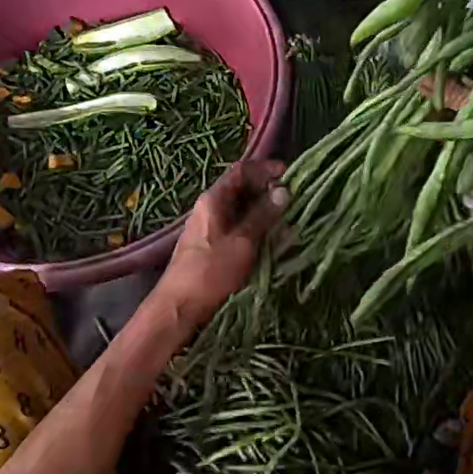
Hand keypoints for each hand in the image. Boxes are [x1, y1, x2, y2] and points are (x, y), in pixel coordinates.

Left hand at [151, 159, 289, 323]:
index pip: (241, 171)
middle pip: (242, 188)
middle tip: (292, 200)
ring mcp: (211, 225)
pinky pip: (238, 226)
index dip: (265, 169)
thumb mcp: (243, 242)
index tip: (289, 173)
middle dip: (267, 191)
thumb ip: (263, 215)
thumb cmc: (211, 271)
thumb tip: (283, 191)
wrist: (180, 305)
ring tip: (287, 220)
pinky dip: (255, 227)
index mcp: (213, 199)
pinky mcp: (213, 243)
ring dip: (264, 211)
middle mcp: (210, 207)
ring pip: (241, 209)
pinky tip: (272, 238)